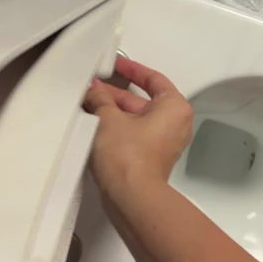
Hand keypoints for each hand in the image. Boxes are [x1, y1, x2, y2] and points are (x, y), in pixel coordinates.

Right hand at [83, 56, 193, 198]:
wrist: (132, 197)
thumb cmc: (128, 155)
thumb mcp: (108, 118)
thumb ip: (100, 99)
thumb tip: (94, 90)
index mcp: (174, 107)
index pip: (153, 79)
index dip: (132, 69)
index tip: (115, 64)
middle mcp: (175, 123)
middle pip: (142, 100)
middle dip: (115, 94)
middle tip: (91, 87)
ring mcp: (164, 142)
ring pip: (137, 118)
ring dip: (113, 111)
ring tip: (88, 104)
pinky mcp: (152, 157)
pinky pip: (135, 134)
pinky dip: (117, 128)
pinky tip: (94, 124)